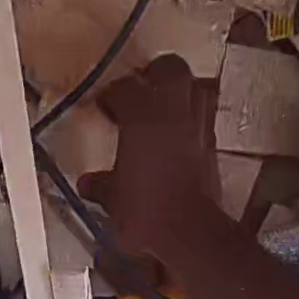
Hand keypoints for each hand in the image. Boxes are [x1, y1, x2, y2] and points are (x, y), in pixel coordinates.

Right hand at [79, 55, 227, 263]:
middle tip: (139, 92)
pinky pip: (204, 114)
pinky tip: (179, 134)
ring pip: (195, 85)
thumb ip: (100, 186)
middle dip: (152, 75)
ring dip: (180, 90)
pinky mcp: (212, 142)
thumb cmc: (144, 212)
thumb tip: (86, 183)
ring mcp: (198, 124)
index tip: (102, 105)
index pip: (124, 89)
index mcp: (142, 118)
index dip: (111, 95)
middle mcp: (173, 111)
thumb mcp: (113, 200)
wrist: (187, 230)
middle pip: (169, 68)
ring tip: (164, 108)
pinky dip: (191, 117)